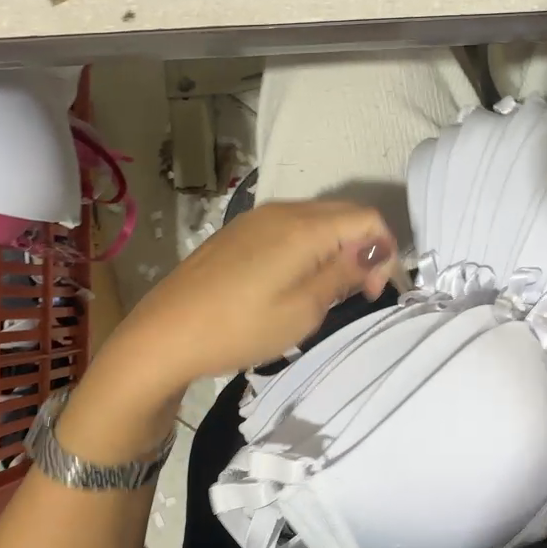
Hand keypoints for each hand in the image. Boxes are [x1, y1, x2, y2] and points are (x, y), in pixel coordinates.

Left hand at [96, 200, 396, 402]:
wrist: (163, 336)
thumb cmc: (238, 329)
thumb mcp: (302, 311)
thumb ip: (342, 275)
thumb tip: (373, 252)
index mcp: (304, 228)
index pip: (367, 218)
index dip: (384, 251)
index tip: (373, 291)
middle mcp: (283, 211)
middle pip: (345, 214)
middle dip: (365, 248)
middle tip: (359, 292)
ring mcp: (257, 219)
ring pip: (318, 219)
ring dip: (338, 248)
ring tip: (328, 291)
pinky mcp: (239, 232)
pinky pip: (291, 227)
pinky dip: (310, 247)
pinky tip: (297, 281)